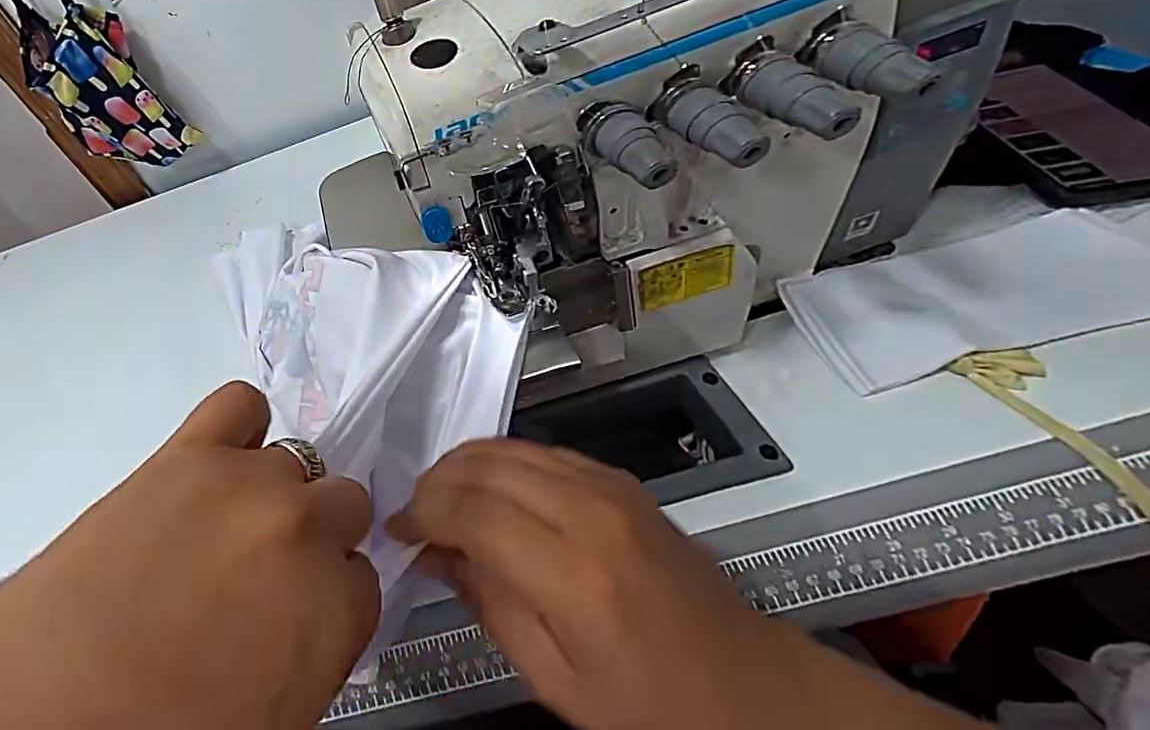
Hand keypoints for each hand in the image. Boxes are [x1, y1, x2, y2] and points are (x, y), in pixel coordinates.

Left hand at [0, 381, 379, 729]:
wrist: (43, 704)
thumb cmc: (159, 728)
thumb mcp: (274, 715)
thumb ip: (316, 647)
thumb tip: (315, 611)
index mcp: (331, 608)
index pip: (364, 577)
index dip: (330, 594)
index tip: (303, 603)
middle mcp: (302, 531)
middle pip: (344, 504)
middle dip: (316, 538)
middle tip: (267, 567)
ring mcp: (246, 481)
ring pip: (300, 459)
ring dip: (278, 489)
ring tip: (234, 521)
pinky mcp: (190, 449)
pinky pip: (240, 403)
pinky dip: (240, 424)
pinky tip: (223, 456)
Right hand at [390, 439, 978, 729]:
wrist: (752, 686)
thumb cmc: (653, 707)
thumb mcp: (558, 682)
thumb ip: (489, 605)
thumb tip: (435, 553)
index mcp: (575, 575)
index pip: (472, 513)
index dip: (423, 513)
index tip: (397, 528)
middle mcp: (590, 511)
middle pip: (485, 466)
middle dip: (436, 481)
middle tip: (413, 512)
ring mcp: (608, 485)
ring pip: (508, 447)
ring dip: (463, 465)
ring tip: (441, 497)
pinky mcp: (618, 477)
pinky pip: (539, 449)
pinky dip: (500, 460)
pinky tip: (488, 488)